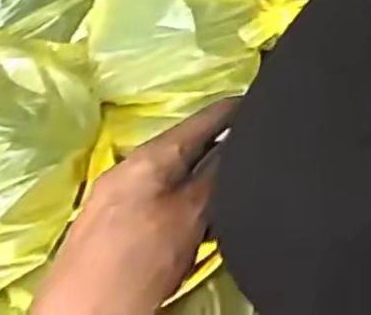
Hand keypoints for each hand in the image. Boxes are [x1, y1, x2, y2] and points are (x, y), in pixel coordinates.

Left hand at [34, 98, 238, 314]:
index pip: (205, 116)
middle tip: (253, 152)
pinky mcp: (106, 228)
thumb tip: (239, 139)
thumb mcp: (191, 215)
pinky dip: (181, 200)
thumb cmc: (139, 262)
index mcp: (150, 153)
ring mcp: (114, 197)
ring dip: (201, 177)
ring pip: (172, 173)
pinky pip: (156, 197)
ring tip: (231, 187)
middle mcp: (129, 166)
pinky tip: (196, 219)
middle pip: (187, 145)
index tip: (263, 107)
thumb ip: (217, 171)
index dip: (238, 109)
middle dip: (220, 145)